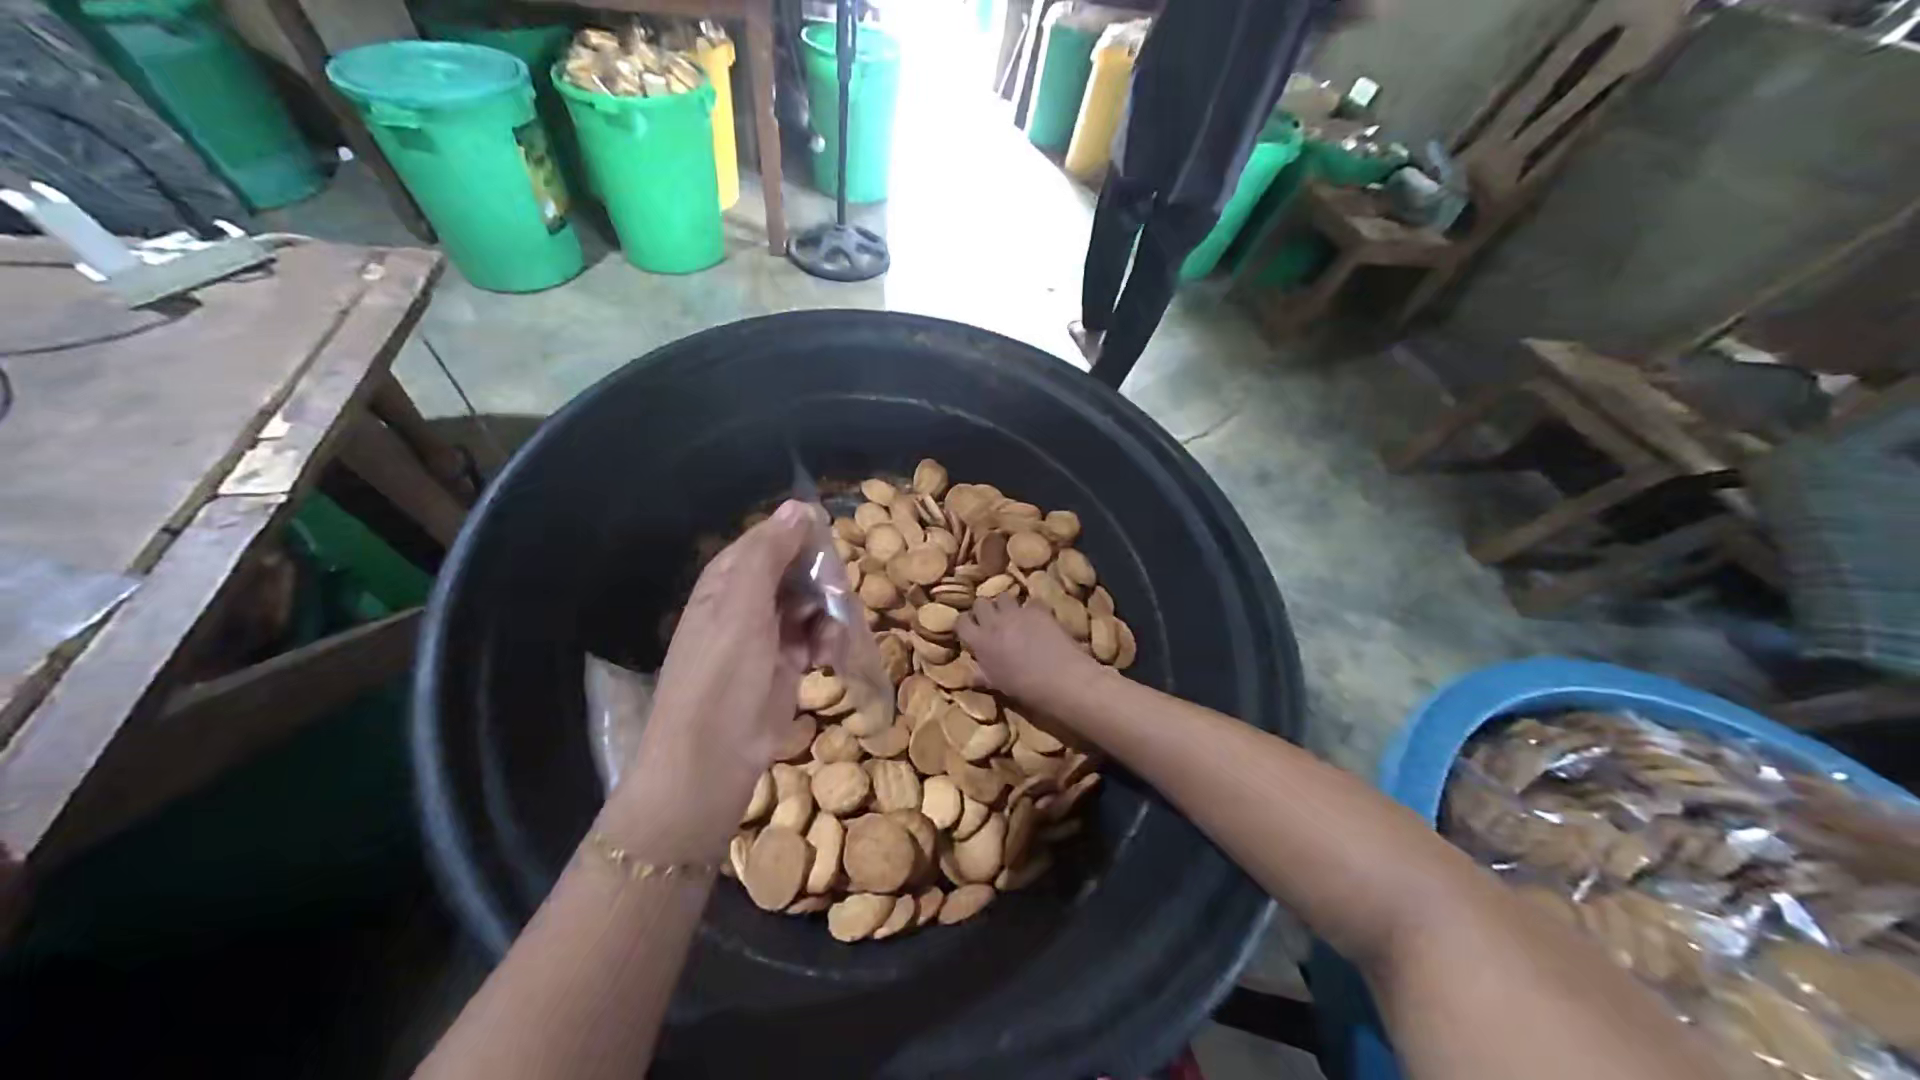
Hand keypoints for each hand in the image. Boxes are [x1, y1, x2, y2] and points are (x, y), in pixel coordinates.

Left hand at [611, 500, 827, 848]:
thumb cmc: (722, 676)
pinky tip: (829, 657)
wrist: (712, 759)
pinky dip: (829, 641)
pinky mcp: (789, 662)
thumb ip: (769, 553)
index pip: (773, 538)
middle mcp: (749, 600)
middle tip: (835, 602)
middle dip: (823, 583)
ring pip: (814, 602)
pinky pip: (818, 634)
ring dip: (830, 615)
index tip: (831, 554)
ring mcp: (769, 633)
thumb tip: (799, 506)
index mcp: (729, 578)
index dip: (804, 541)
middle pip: (799, 569)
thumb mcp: (742, 606)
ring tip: (831, 639)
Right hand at [956, 593, 1101, 707]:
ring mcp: (1016, 613)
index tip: (971, 630)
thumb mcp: (998, 686)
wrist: (1060, 678)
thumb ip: (982, 676)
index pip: (961, 621)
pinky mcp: (1038, 609)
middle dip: (985, 609)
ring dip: (1006, 605)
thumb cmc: (1025, 688)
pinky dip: (1032, 609)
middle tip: (993, 621)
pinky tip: (1039, 619)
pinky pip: (1030, 601)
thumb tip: (970, 675)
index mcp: (980, 642)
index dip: (965, 624)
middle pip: (980, 603)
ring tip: (1014, 616)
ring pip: (1003, 596)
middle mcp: (994, 622)